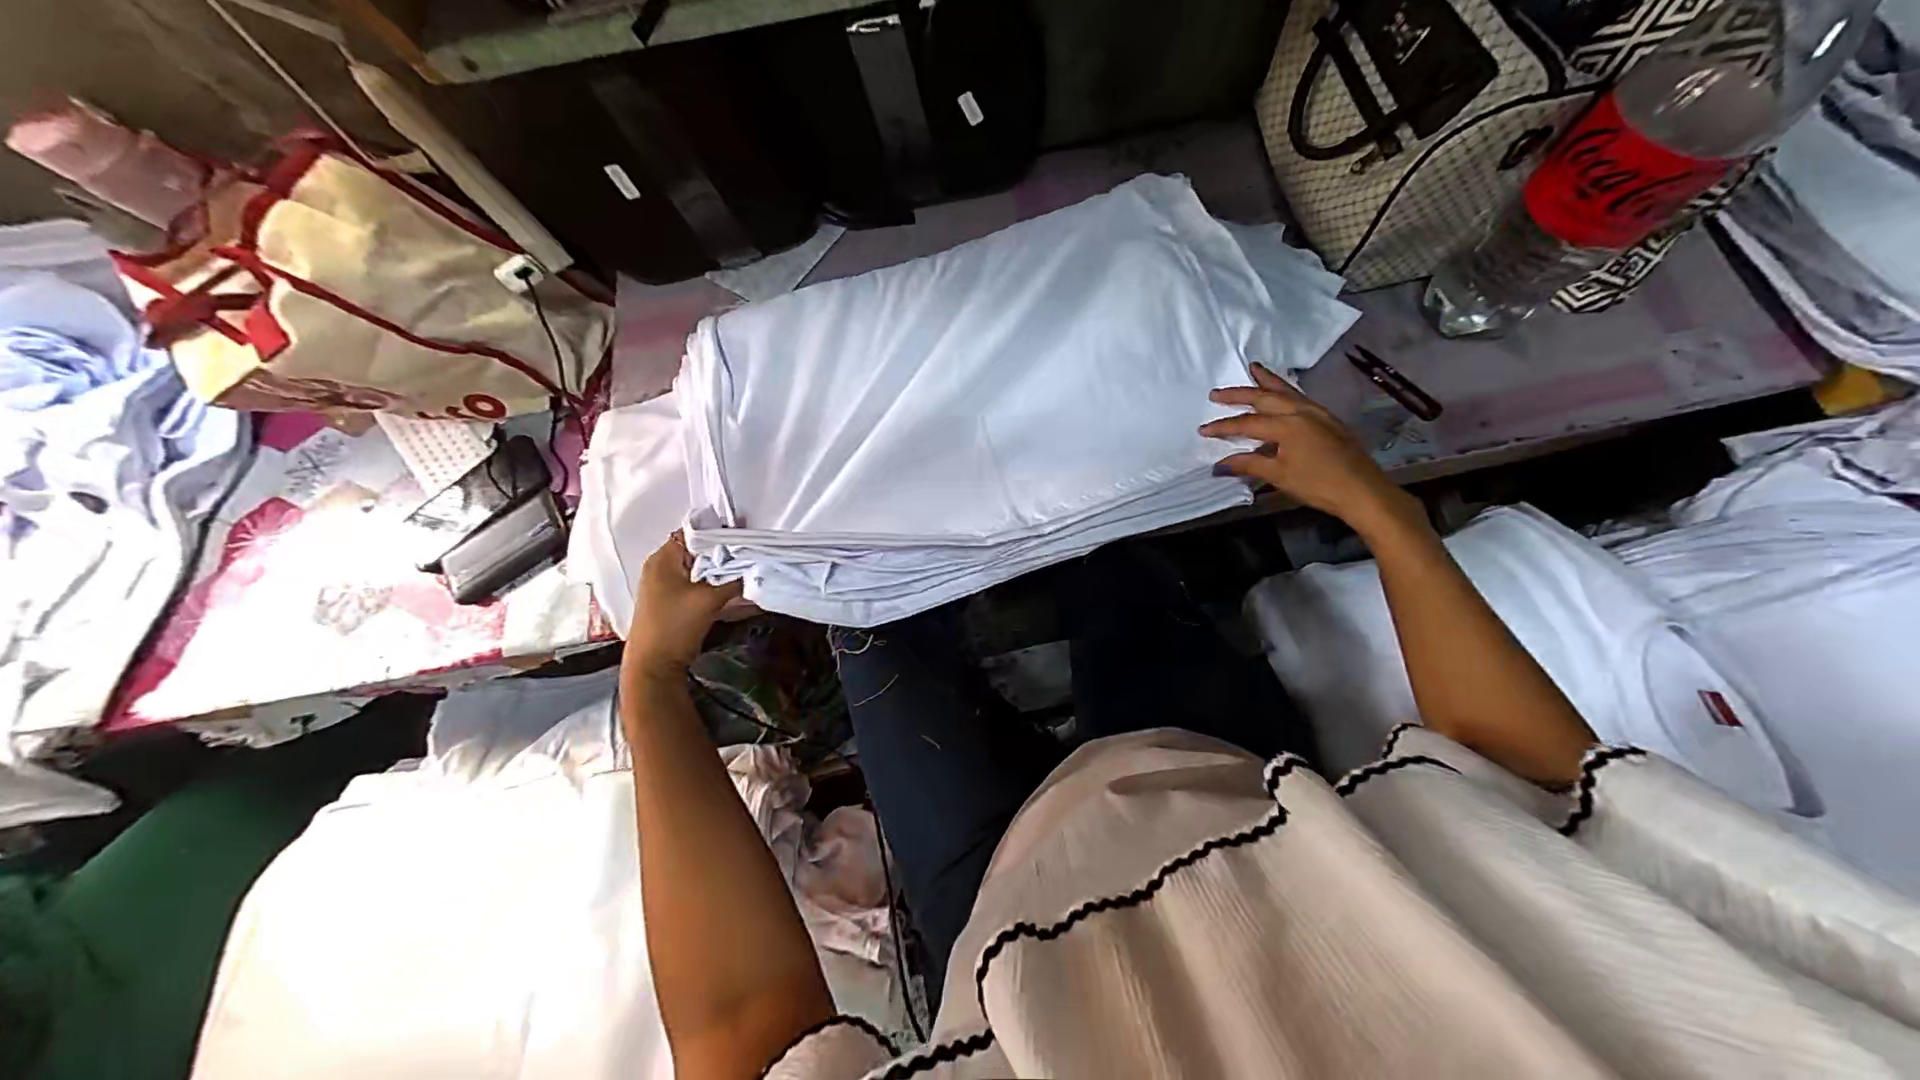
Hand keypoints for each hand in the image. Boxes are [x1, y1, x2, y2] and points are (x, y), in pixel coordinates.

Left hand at [625, 531, 743, 677]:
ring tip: (748, 567)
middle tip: (751, 551)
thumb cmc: (675, 625)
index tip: (746, 535)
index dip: (720, 531)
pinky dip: (715, 583)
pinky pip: (699, 583)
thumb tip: (756, 567)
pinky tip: (735, 586)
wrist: (655, 664)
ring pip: (701, 568)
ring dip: (721, 570)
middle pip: (699, 550)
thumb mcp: (709, 599)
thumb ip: (734, 580)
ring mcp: (668, 585)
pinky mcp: (675, 600)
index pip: (694, 532)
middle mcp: (663, 567)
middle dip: (725, 552)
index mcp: (663, 559)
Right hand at [1201, 362, 1417, 531]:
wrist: (1363, 490)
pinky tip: (1282, 393)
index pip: (1247, 423)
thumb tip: (1220, 464)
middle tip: (1217, 392)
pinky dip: (1286, 391)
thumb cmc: (1318, 484)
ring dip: (1267, 382)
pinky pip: (1301, 397)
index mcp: (1287, 425)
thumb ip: (1249, 465)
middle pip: (1265, 398)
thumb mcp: (1279, 476)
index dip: (1223, 426)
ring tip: (1254, 369)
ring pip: (1287, 391)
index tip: (1203, 430)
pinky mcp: (1328, 420)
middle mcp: (1302, 412)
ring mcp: (1318, 413)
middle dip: (1239, 394)